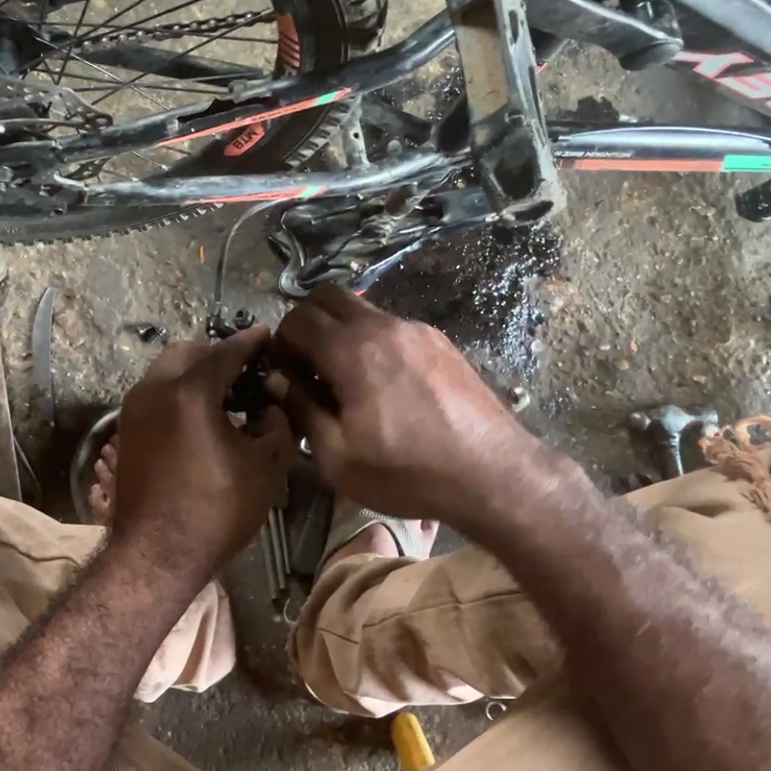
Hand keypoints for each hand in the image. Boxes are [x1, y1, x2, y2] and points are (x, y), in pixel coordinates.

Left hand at [109, 326, 293, 576]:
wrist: (156, 553)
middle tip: (246, 369)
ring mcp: (134, 408)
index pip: (226, 352)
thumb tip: (272, 404)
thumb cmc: (217, 511)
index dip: (251, 343)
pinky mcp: (126, 429)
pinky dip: (178, 391)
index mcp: (190, 391)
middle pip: (189, 352)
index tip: (267, 336)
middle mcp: (155, 389)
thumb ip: (276, 424)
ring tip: (226, 393)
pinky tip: (201, 415)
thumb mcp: (265, 467)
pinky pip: (155, 393)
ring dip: (196, 372)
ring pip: (167, 371)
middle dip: (217, 354)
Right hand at [267, 285, 541, 529]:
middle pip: (326, 295)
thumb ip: (300, 409)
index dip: (280, 343)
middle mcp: (382, 327)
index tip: (284, 374)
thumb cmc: (407, 473)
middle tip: (306, 365)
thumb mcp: (337, 457)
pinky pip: (390, 327)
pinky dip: (371, 342)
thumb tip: (278, 380)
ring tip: (343, 379)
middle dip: (306, 323)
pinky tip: (382, 385)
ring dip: (339, 331)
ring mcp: (416, 330)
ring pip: (361, 308)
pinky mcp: (439, 342)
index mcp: (352, 351)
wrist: (492, 475)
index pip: (297, 318)